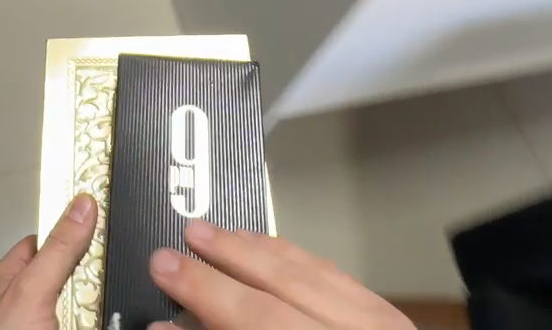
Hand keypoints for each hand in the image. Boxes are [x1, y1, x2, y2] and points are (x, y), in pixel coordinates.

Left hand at [0, 193, 97, 329]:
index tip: (101, 215)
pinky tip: (102, 318)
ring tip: (102, 306)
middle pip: (68, 272)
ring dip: (97, 302)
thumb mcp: (31, 289)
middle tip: (104, 276)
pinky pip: (89, 318)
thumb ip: (58, 249)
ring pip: (82, 301)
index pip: (47, 238)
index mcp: (7, 278)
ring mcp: (40, 322)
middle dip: (89, 274)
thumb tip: (82, 205)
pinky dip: (98, 317)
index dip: (74, 228)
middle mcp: (22, 300)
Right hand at [148, 221, 416, 329]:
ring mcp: (383, 329)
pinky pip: (333, 273)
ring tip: (205, 231)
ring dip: (250, 250)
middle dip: (218, 271)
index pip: (259, 326)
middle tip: (167, 253)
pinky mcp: (393, 320)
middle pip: (281, 295)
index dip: (206, 307)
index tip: (158, 302)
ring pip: (308, 274)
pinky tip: (264, 246)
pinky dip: (291, 255)